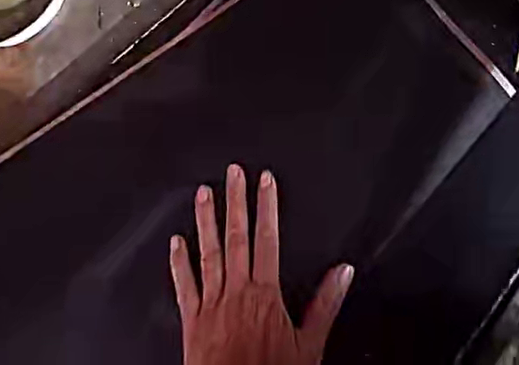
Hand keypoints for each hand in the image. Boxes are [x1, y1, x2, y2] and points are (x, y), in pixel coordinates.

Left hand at [170, 165, 353, 364]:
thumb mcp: (308, 346)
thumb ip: (325, 304)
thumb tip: (343, 271)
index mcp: (264, 293)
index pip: (267, 237)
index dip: (266, 205)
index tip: (265, 179)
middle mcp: (235, 292)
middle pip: (236, 236)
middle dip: (235, 201)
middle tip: (233, 172)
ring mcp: (210, 306)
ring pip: (208, 254)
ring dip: (206, 221)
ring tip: (203, 192)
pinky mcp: (191, 324)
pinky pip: (184, 288)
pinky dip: (179, 263)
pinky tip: (175, 242)